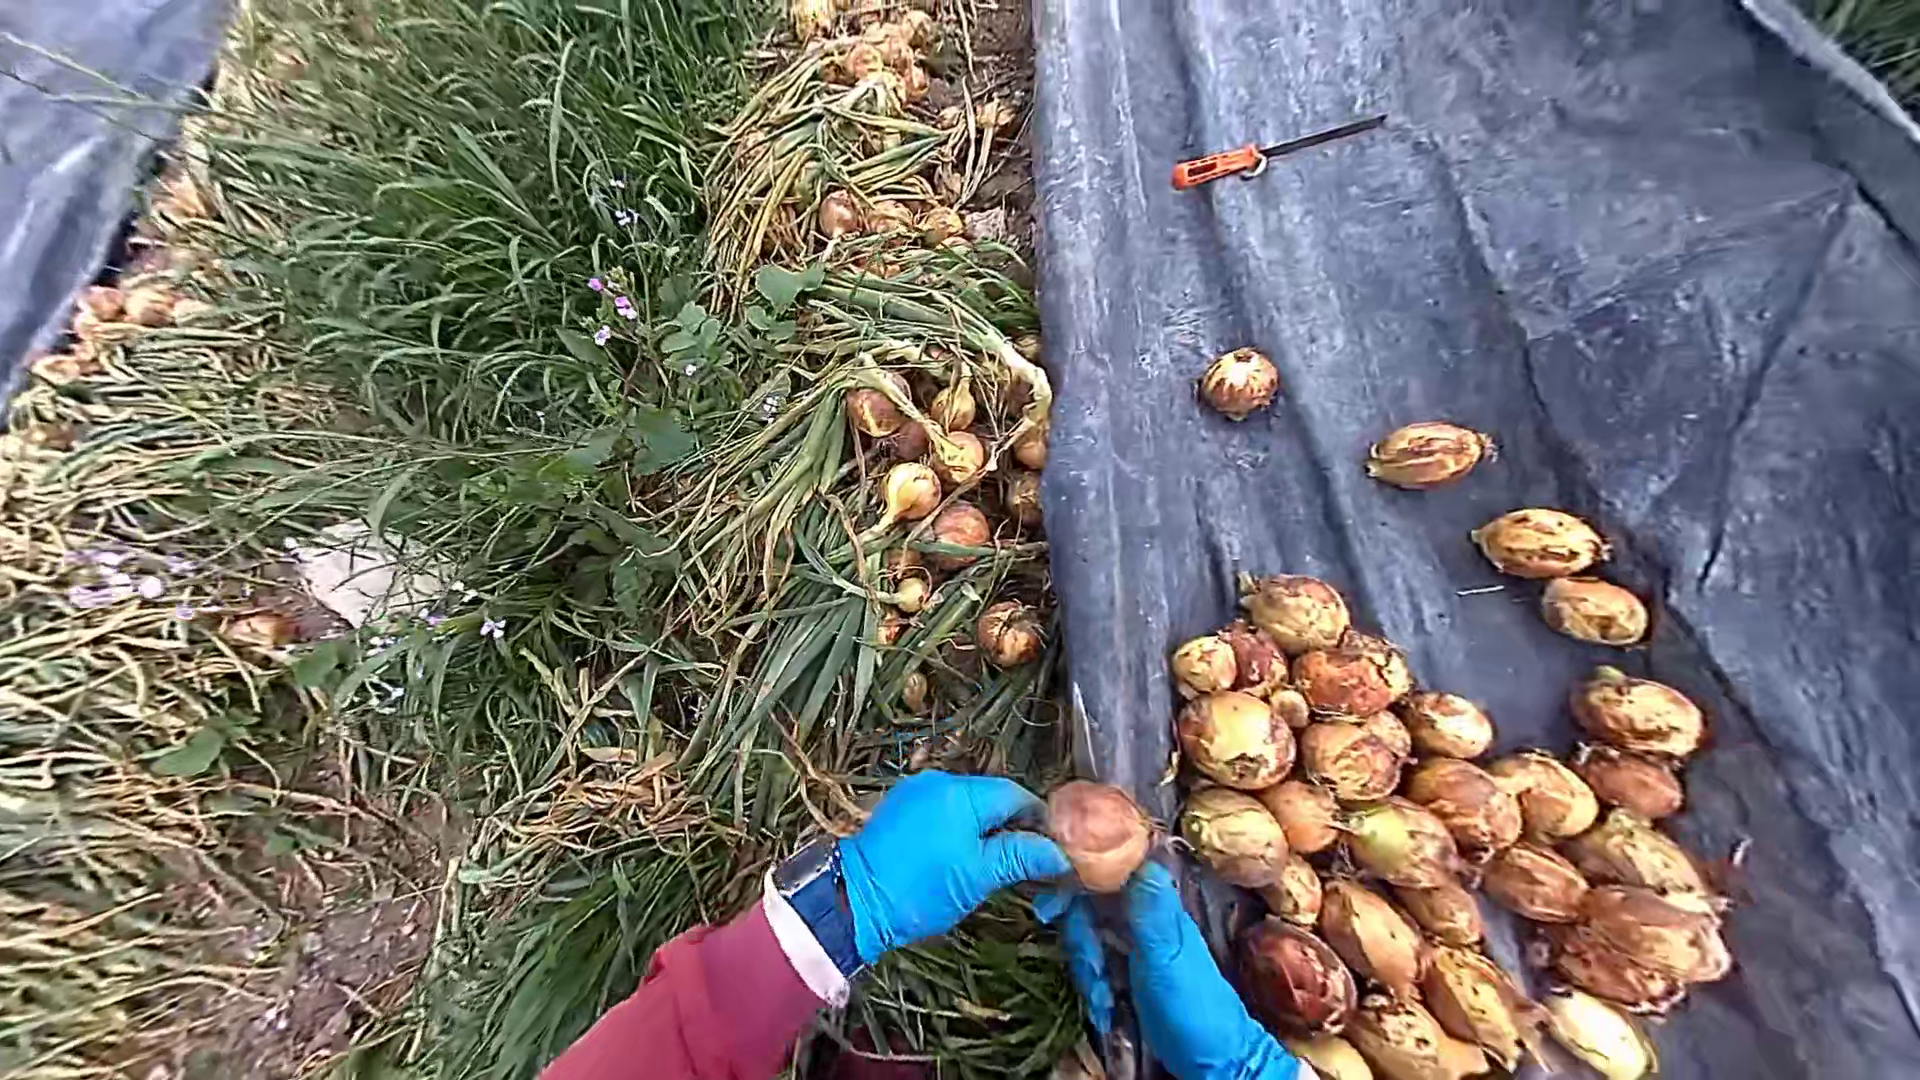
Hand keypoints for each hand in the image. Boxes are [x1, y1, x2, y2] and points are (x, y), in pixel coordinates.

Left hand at [838, 771, 1070, 963]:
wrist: (855, 899)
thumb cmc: (921, 887)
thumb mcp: (977, 875)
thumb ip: (1019, 857)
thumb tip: (1059, 853)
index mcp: (960, 791)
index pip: (1014, 793)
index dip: (1036, 818)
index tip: (1049, 847)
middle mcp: (940, 781)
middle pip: (991, 796)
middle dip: (1012, 824)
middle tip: (1024, 860)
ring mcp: (918, 790)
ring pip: (968, 803)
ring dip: (986, 827)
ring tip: (993, 862)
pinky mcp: (903, 805)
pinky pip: (944, 808)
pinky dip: (960, 826)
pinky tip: (961, 854)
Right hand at [1044, 862, 1300, 1079]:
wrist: (1213, 1064)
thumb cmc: (1195, 1008)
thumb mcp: (1168, 960)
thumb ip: (1151, 910)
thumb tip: (1142, 858)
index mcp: (1153, 895)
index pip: (1106, 863)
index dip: (1077, 876)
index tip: (1055, 904)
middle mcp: (1138, 906)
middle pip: (1087, 896)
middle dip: (1079, 934)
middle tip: (1090, 969)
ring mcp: (1129, 934)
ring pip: (1085, 926)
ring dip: (1084, 961)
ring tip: (1100, 996)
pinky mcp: (1122, 960)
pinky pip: (1091, 953)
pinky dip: (1090, 977)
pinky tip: (1102, 1003)